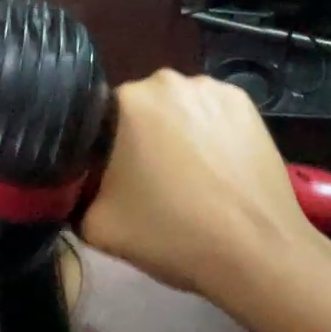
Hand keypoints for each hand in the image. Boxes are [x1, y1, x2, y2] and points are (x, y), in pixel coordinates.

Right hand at [80, 70, 330, 331]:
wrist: (257, 251)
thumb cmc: (174, 233)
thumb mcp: (99, 226)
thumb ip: (75, 198)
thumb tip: (73, 189)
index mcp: (127, 99)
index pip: (103, 115)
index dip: (107, 147)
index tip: (118, 176)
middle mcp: (166, 80)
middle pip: (143, 106)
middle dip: (144, 135)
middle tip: (155, 179)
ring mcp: (210, 87)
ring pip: (179, 106)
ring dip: (179, 129)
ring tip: (193, 174)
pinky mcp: (245, 101)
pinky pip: (214, 110)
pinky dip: (213, 129)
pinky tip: (221, 164)